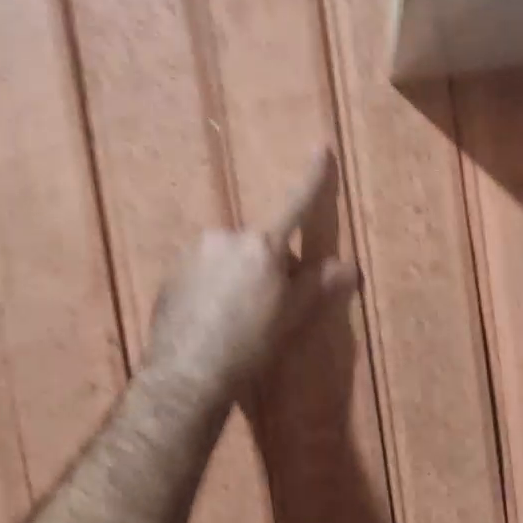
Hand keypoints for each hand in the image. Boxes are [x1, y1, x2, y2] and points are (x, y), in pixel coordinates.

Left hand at [140, 149, 357, 398]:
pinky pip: (204, 270)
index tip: (322, 148)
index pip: (296, 205)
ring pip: (232, 257)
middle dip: (270, 265)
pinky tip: (212, 319)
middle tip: (272, 306)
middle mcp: (227, 237)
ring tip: (236, 319)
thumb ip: (319, 285)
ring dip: (240, 276)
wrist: (185, 375)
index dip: (312, 178)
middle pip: (262, 243)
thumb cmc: (249, 344)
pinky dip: (213, 286)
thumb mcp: (293, 317)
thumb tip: (349, 267)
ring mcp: (195, 252)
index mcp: (262, 244)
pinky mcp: (172, 272)